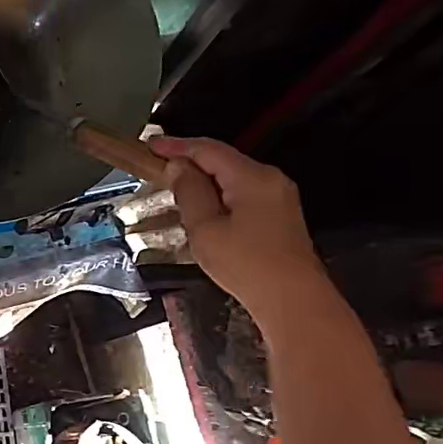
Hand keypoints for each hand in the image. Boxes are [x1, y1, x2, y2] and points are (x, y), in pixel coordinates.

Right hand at [148, 136, 326, 316]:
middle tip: (158, 168)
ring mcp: (278, 197)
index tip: (151, 145)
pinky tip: (202, 209)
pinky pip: (242, 193)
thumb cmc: (246, 264)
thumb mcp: (205, 228)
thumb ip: (190, 193)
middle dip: (190, 162)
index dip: (177, 145)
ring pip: (233, 178)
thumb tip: (178, 167)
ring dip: (203, 180)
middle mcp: (270, 179)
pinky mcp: (279, 215)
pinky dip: (217, 194)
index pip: (209, 149)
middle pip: (224, 160)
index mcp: (252, 177)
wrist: (292, 298)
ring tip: (174, 189)